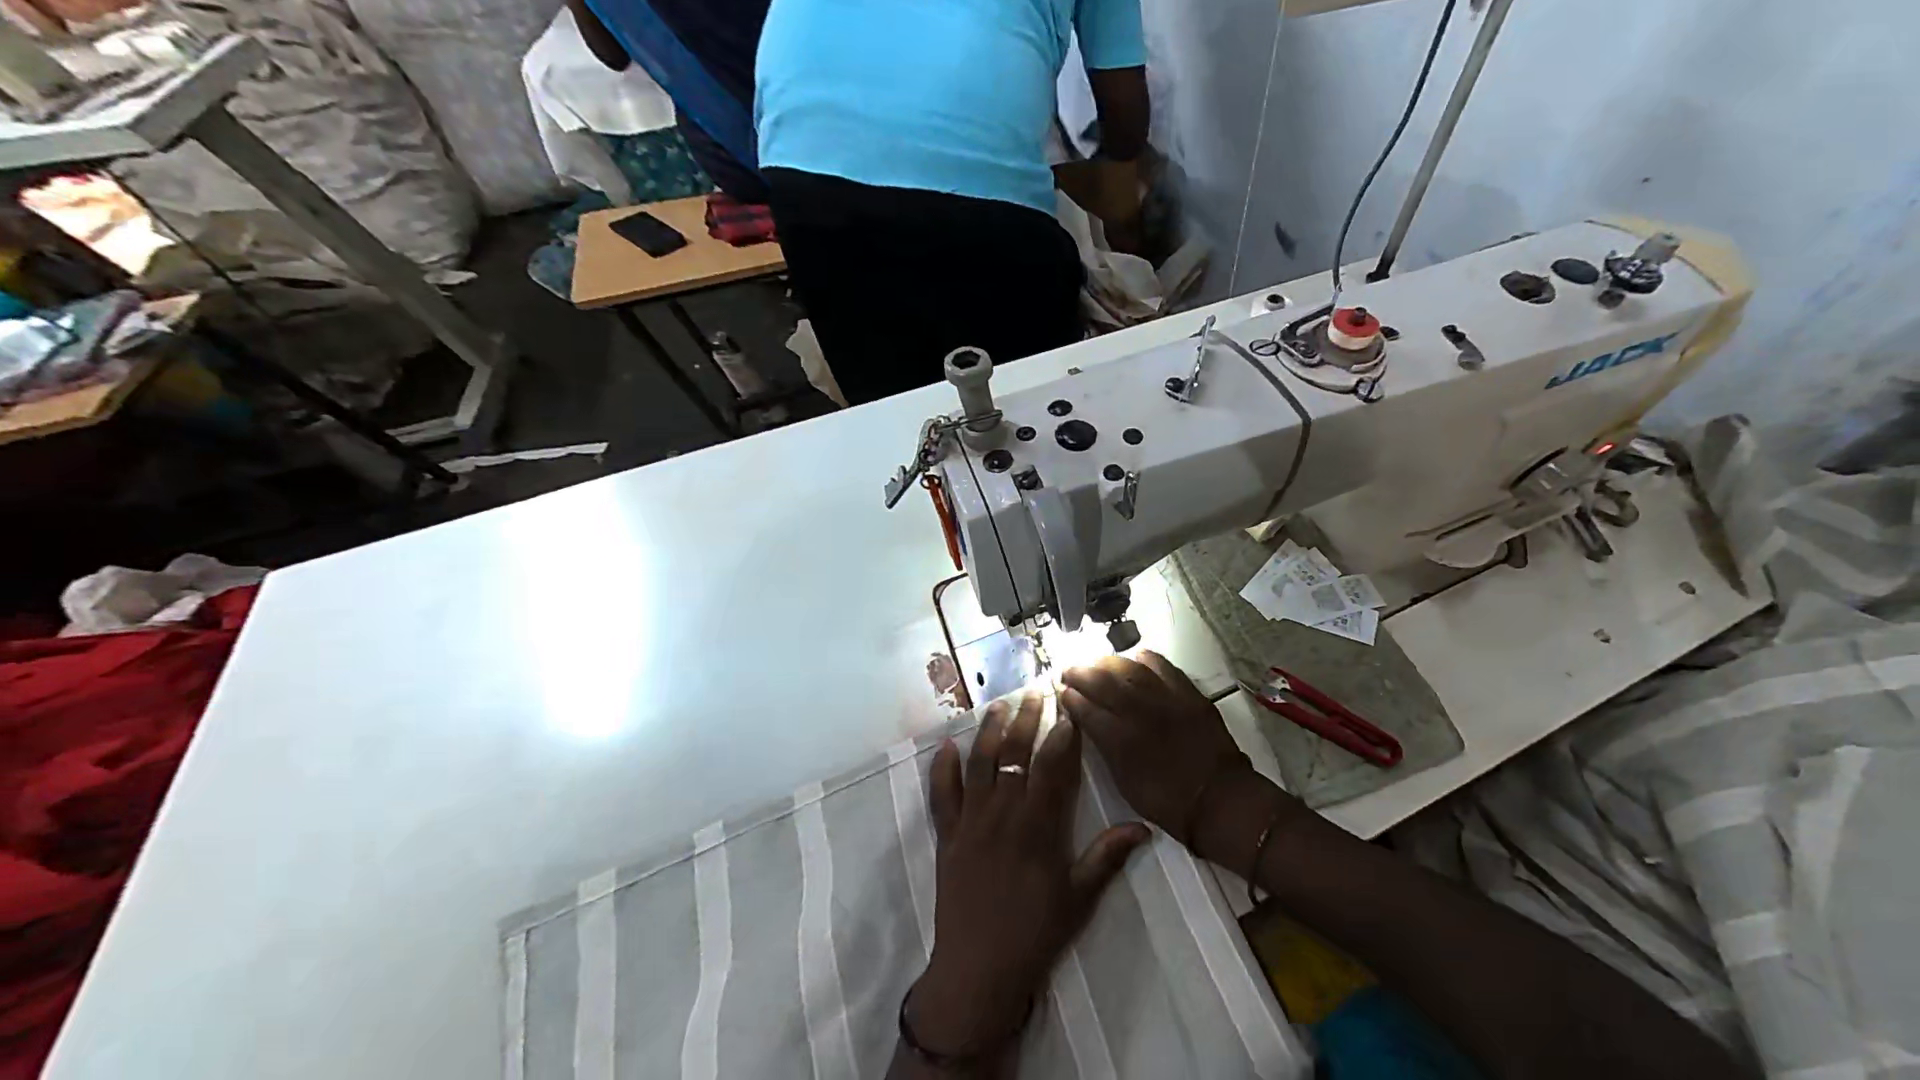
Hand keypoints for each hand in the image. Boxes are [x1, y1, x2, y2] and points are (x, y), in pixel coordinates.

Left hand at [910, 692, 1149, 1057]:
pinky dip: (942, 769)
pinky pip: (941, 795)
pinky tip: (946, 746)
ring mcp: (970, 821)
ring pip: (979, 764)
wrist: (978, 968)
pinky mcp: (946, 835)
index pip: (1051, 768)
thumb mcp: (1078, 898)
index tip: (1069, 709)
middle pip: (1014, 755)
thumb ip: (1106, 857)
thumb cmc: (1034, 933)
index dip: (1061, 736)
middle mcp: (1002, 814)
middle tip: (1036, 690)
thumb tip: (1142, 827)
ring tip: (998, 705)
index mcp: (1037, 827)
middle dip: (1026, 719)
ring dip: (988, 732)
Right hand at [1061, 652, 1297, 874]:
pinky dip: (1144, 659)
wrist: (1220, 800)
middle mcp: (1138, 711)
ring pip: (1128, 667)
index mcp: (1118, 738)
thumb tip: (1089, 722)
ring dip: (1106, 662)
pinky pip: (1161, 665)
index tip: (1062, 692)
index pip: (1084, 707)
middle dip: (1080, 673)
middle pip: (1100, 680)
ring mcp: (1164, 698)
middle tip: (1069, 671)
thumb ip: (1104, 747)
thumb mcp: (1124, 781)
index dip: (1070, 697)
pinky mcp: (1187, 692)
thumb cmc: (1167, 801)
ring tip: (1096, 663)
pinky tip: (1135, 659)